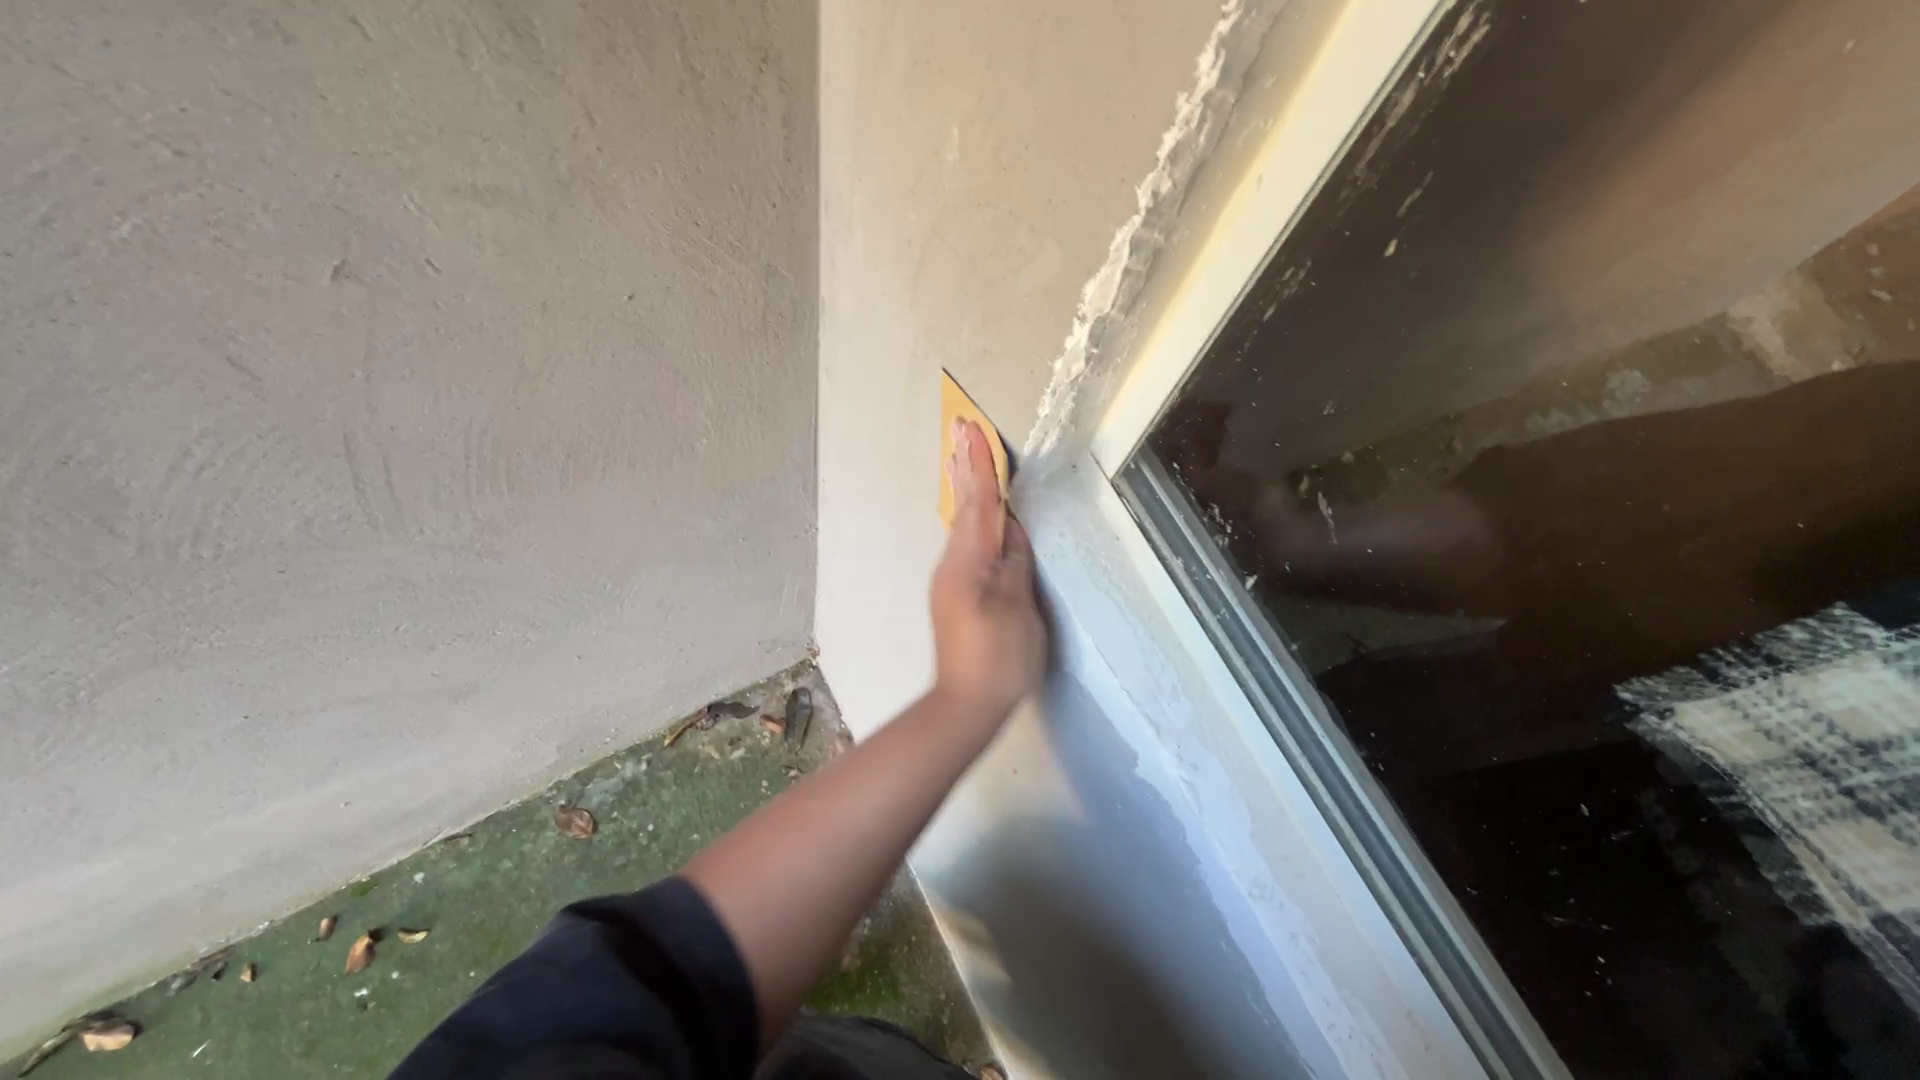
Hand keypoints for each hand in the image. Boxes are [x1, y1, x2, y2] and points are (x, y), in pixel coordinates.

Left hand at [929, 419, 1046, 719]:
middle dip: (964, 466)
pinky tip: (976, 513)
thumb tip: (1012, 528)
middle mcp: (952, 564)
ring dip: (967, 488)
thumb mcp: (1018, 609)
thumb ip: (1015, 563)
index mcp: (969, 562)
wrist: (963, 705)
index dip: (978, 464)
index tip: (970, 428)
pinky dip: (971, 517)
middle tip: (960, 427)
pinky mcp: (953, 595)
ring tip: (966, 455)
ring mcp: (949, 581)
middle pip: (963, 507)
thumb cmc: (998, 659)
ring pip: (962, 525)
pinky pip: (964, 544)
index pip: (978, 502)